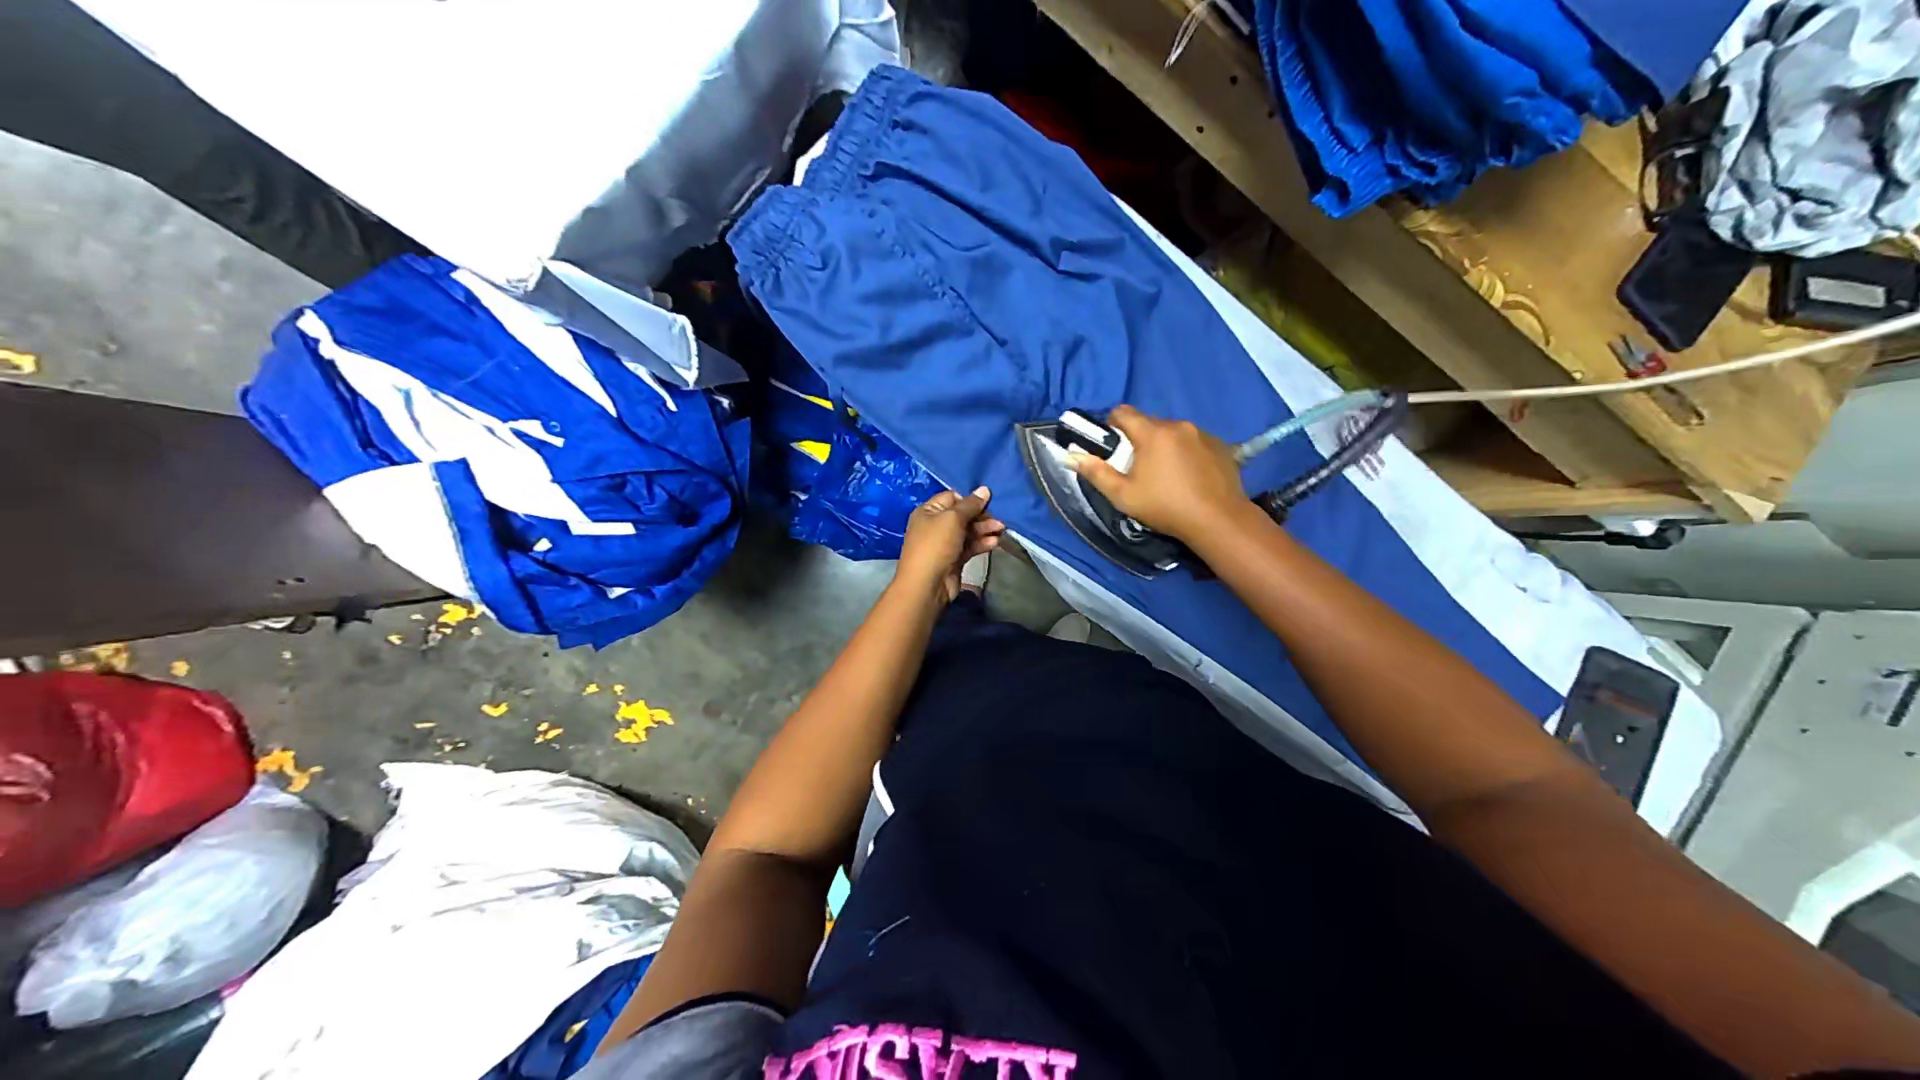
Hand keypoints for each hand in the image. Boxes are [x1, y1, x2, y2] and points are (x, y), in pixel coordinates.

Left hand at [895, 487, 1005, 603]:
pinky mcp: (955, 558)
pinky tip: (995, 542)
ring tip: (1002, 530)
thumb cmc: (936, 545)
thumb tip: (984, 489)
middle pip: (963, 515)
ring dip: (985, 529)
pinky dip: (982, 543)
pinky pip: (971, 546)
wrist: (927, 584)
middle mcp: (936, 525)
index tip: (989, 500)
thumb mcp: (953, 519)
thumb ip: (970, 504)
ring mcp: (945, 543)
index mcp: (929, 511)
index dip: (970, 499)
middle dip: (981, 516)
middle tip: (999, 519)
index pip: (952, 497)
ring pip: (969, 531)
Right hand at [1070, 405, 1246, 541]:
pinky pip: (1195, 441)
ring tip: (1166, 474)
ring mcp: (1203, 434)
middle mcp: (1178, 425)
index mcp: (1152, 433)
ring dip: (1165, 445)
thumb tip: (1070, 456)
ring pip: (1173, 432)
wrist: (1218, 520)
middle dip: (1139, 439)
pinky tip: (1189, 476)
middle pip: (1149, 423)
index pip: (1123, 412)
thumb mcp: (1123, 495)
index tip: (1111, 445)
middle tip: (1137, 468)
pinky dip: (1187, 452)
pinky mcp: (1221, 445)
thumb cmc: (1165, 507)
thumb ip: (1096, 472)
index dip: (1111, 424)